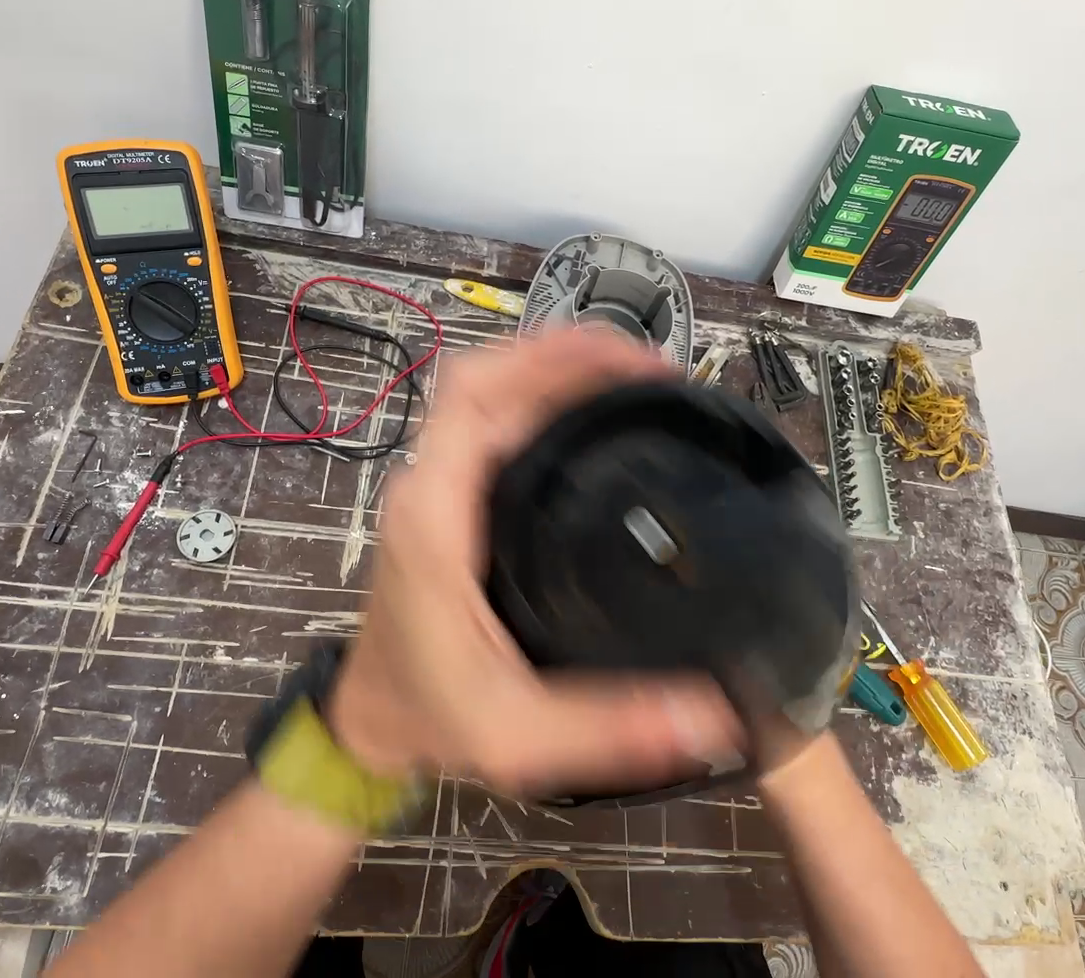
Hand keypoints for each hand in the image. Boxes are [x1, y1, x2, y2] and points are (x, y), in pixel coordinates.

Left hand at [326, 331, 742, 795]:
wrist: (369, 722)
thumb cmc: (429, 718)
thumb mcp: (517, 732)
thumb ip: (610, 725)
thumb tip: (714, 714)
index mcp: (435, 516)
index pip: (478, 397)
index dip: (553, 361)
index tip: (633, 364)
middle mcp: (428, 486)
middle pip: (485, 377)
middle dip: (564, 353)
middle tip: (649, 366)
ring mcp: (434, 487)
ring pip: (487, 392)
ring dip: (552, 370)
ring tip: (631, 378)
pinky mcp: (449, 499)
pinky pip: (491, 422)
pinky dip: (540, 401)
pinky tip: (591, 417)